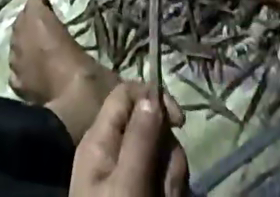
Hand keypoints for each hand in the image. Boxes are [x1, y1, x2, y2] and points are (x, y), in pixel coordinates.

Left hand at [70, 83, 187, 196]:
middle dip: (169, 152)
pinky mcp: (138, 191)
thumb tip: (153, 95)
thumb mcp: (126, 184)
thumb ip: (140, 138)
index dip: (154, 98)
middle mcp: (112, 150)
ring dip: (172, 177)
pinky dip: (170, 191)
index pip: (127, 94)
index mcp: (100, 138)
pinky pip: (162, 177)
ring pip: (162, 153)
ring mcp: (125, 172)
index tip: (179, 122)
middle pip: (151, 125)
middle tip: (168, 187)